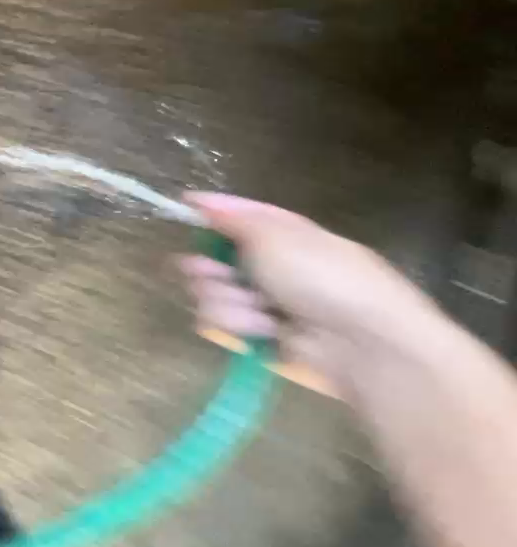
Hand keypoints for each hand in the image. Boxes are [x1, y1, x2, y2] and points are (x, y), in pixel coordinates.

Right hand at [177, 192, 438, 396]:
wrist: (360, 343)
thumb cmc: (325, 280)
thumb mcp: (279, 237)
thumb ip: (236, 219)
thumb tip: (205, 203)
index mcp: (290, 237)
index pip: (245, 216)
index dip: (215, 210)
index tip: (184, 205)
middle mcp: (275, 267)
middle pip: (216, 258)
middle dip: (208, 267)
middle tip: (216, 274)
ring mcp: (264, 301)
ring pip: (210, 292)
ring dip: (224, 299)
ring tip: (256, 309)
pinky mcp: (255, 332)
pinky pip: (218, 321)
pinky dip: (235, 323)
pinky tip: (260, 328)